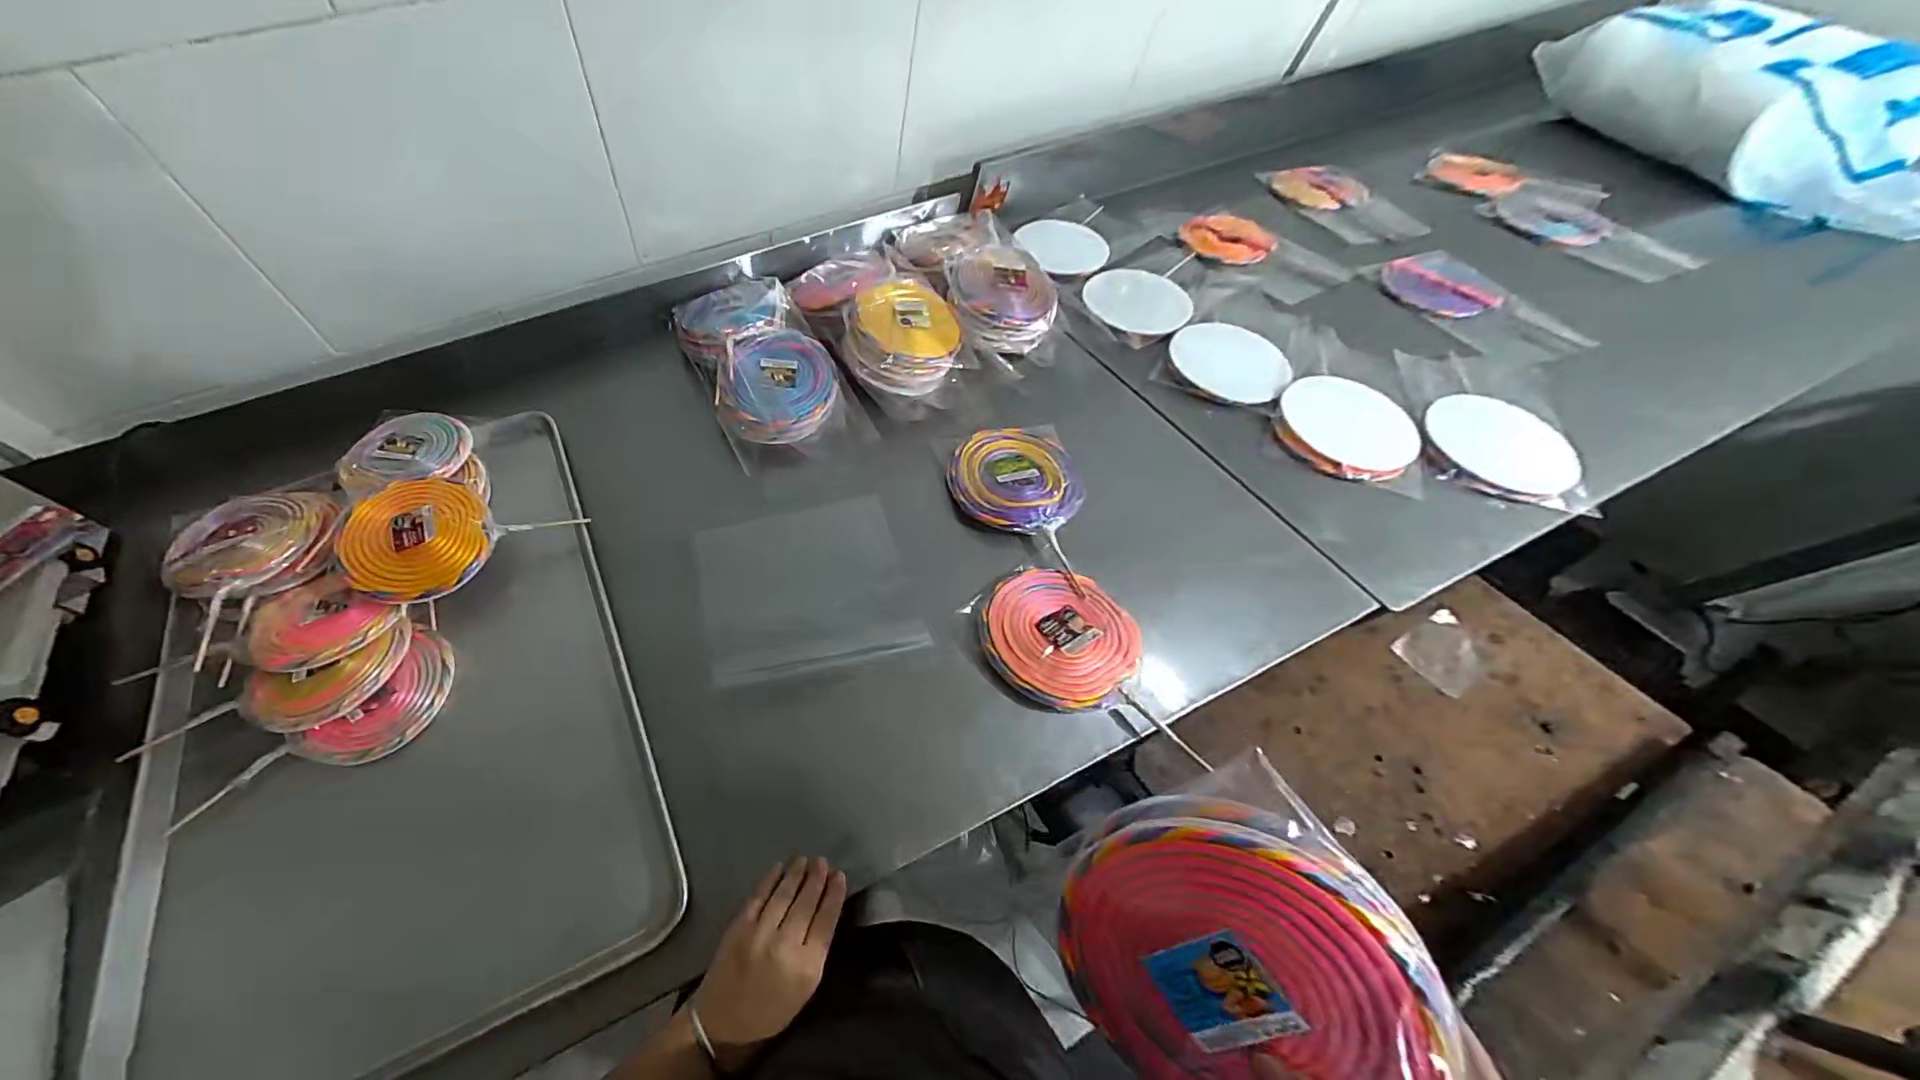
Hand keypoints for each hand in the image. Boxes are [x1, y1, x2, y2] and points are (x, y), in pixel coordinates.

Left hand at [690, 856, 847, 1069]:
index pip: (826, 920)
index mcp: (806, 965)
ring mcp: (759, 934)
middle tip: (822, 861)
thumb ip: (817, 950)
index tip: (840, 875)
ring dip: (796, 874)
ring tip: (804, 860)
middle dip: (816, 879)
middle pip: (806, 903)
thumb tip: (825, 910)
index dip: (834, 895)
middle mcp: (784, 946)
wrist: (722, 1024)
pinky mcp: (738, 928)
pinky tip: (778, 868)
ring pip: (784, 895)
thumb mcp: (805, 987)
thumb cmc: (771, 1009)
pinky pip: (758, 897)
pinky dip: (770, 880)